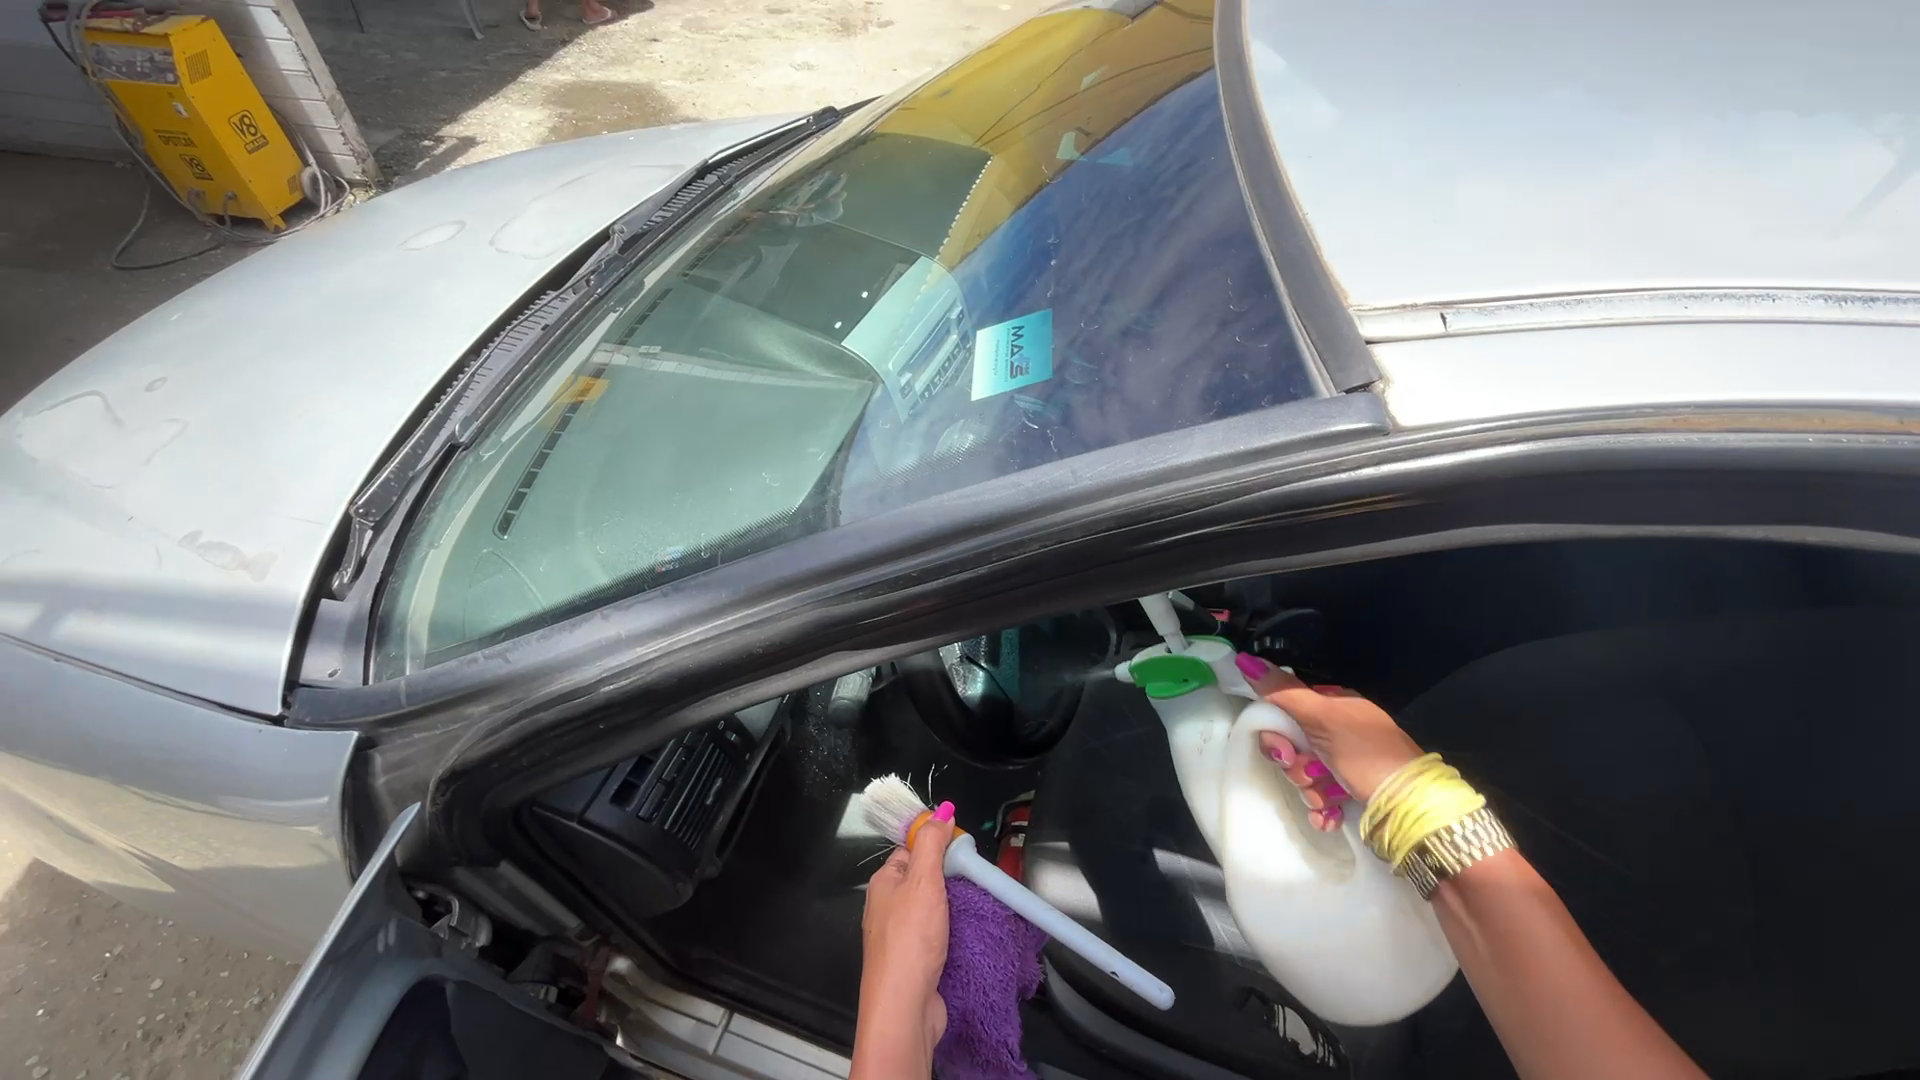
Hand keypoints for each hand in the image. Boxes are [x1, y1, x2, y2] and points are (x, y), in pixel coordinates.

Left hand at [850, 801, 954, 1079]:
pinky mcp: (916, 962)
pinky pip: (938, 936)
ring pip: (934, 909)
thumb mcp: (923, 880)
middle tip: (978, 878)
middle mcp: (888, 907)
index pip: (912, 850)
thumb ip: (932, 843)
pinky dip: (956, 933)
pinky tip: (972, 933)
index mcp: (884, 883)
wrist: (904, 1009)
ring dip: (957, 908)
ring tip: (982, 903)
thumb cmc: (910, 940)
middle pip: (925, 879)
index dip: (937, 846)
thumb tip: (943, 811)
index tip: (965, 850)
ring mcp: (901, 937)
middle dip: (952, 879)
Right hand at [1235, 654, 1424, 830]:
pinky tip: (1330, 814)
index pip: (1286, 709)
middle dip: (1294, 765)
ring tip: (1328, 798)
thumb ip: (1283, 691)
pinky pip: (1319, 797)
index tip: (1283, 749)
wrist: (1409, 808)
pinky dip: (1322, 808)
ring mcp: (1344, 764)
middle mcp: (1338, 732)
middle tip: (1309, 773)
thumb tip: (1245, 660)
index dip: (1276, 731)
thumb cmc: (1366, 754)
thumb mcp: (1323, 716)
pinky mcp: (1349, 793)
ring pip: (1302, 773)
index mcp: (1334, 706)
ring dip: (1309, 790)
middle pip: (1290, 745)